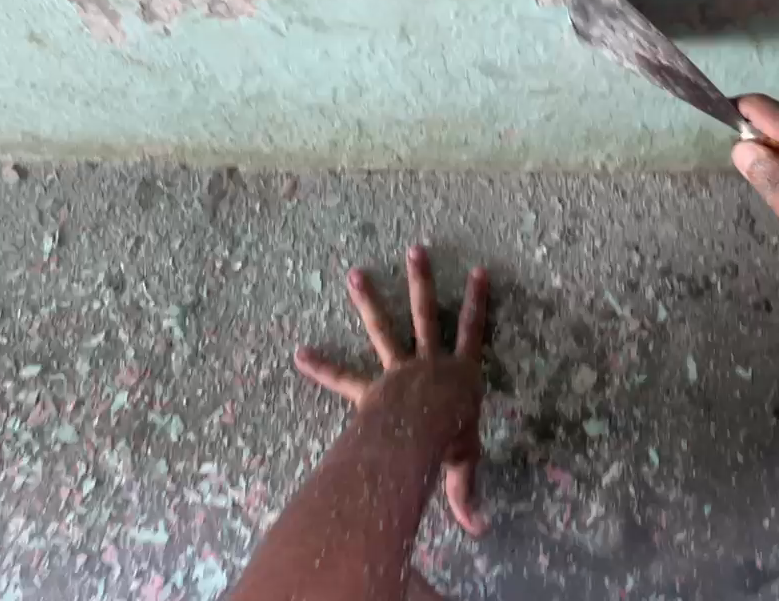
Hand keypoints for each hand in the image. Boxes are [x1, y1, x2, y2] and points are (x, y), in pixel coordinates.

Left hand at [294, 247, 491, 534]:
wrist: (419, 441)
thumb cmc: (449, 446)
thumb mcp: (465, 465)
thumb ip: (467, 491)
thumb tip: (479, 529)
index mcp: (458, 371)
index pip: (474, 329)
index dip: (477, 301)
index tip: (479, 270)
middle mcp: (428, 361)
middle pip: (426, 314)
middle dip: (421, 281)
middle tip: (415, 248)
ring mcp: (397, 370)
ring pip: (385, 328)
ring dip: (370, 300)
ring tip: (354, 273)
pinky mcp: (371, 389)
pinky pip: (344, 377)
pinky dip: (321, 366)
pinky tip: (299, 353)